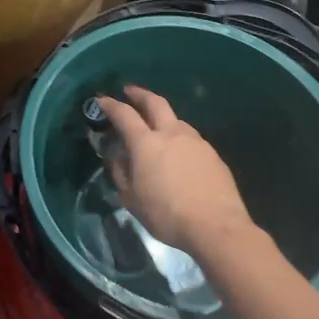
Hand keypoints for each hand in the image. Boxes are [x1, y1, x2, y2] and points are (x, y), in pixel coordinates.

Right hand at [95, 86, 256, 258]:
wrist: (216, 228)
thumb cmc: (166, 214)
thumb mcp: (131, 198)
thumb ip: (120, 172)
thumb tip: (115, 155)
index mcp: (146, 143)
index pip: (124, 114)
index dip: (110, 105)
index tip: (101, 99)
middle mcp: (171, 134)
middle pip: (155, 103)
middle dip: (140, 94)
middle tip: (130, 91)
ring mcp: (196, 142)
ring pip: (176, 120)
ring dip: (163, 117)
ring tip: (157, 126)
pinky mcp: (213, 155)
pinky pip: (191, 138)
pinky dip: (179, 137)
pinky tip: (179, 153)